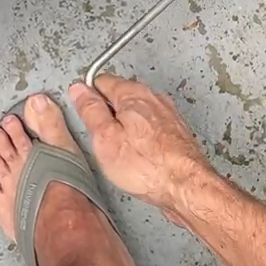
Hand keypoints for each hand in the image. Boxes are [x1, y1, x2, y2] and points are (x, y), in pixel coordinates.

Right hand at [70, 75, 215, 217]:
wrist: (185, 184)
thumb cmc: (149, 165)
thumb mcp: (105, 138)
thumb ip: (91, 110)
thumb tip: (80, 90)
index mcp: (133, 94)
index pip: (102, 80)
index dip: (88, 94)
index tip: (83, 110)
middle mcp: (153, 98)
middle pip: (121, 95)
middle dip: (107, 111)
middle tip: (100, 136)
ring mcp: (167, 114)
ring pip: (137, 111)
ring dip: (125, 125)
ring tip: (120, 149)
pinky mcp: (175, 131)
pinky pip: (150, 126)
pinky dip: (141, 136)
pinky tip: (139, 154)